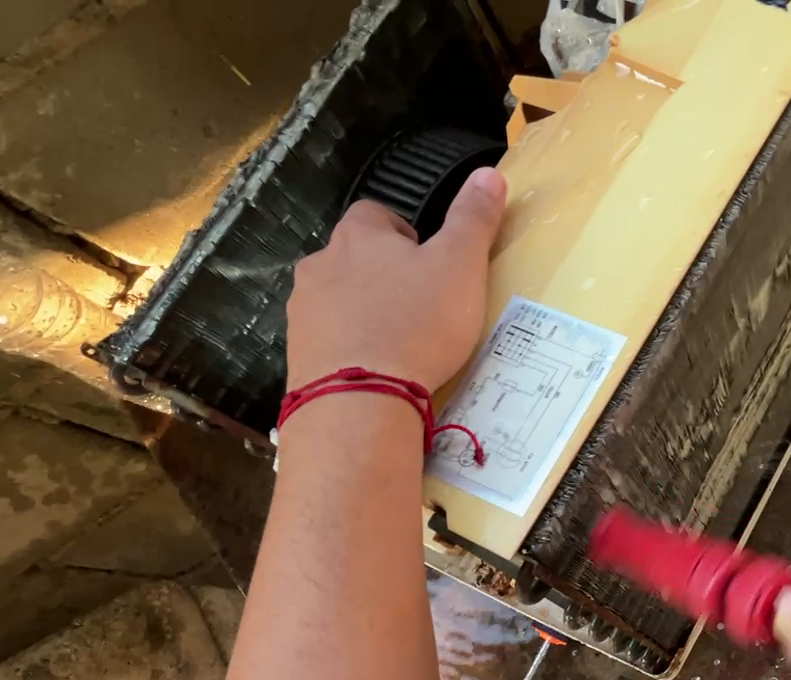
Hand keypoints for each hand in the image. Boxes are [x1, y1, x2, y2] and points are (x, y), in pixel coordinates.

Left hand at [285, 168, 506, 390]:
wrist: (362, 396)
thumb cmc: (419, 325)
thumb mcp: (461, 267)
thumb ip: (474, 220)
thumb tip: (491, 172)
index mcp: (360, 236)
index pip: (377, 215)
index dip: (405, 236)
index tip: (430, 265)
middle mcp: (321, 263)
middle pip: (354, 258)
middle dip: (383, 276)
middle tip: (420, 308)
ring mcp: (304, 309)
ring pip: (338, 299)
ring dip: (364, 312)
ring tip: (399, 343)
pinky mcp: (300, 351)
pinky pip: (328, 340)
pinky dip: (351, 348)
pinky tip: (377, 370)